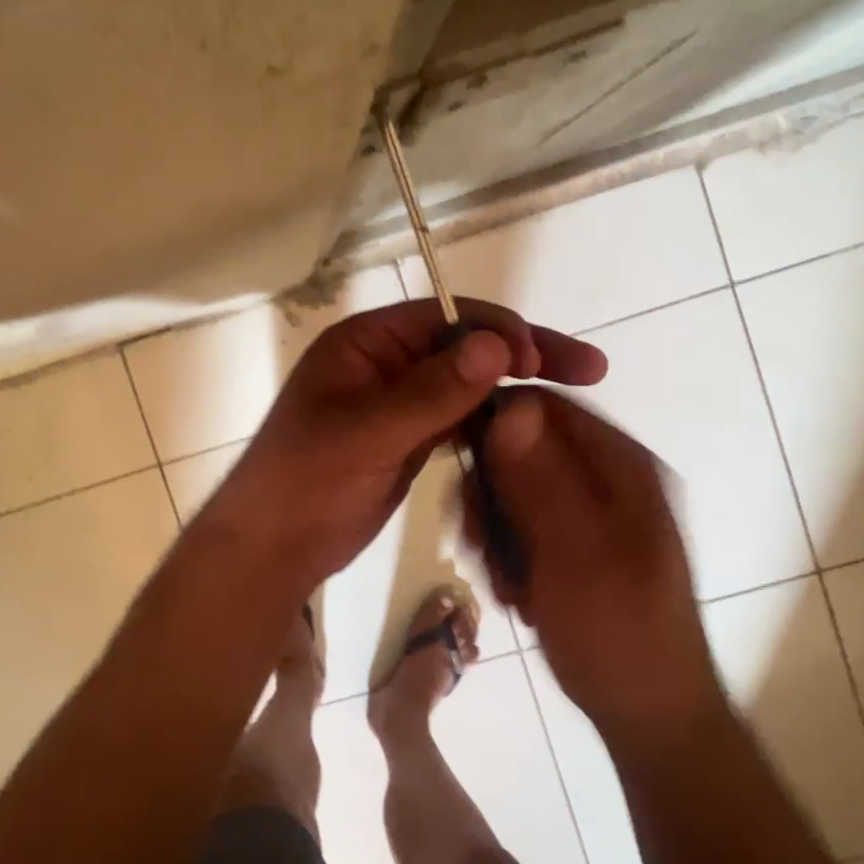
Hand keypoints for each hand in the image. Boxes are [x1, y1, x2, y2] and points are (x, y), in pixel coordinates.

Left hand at [193, 298, 606, 587]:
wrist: (274, 545)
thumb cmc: (305, 480)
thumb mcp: (366, 432)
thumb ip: (430, 392)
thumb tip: (497, 344)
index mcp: (365, 344)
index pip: (444, 319)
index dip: (497, 331)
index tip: (541, 360)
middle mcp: (384, 364)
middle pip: (464, 348)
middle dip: (522, 355)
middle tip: (590, 369)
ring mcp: (398, 403)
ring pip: (467, 385)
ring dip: (514, 392)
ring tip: (573, 399)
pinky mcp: (409, 440)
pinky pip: (459, 421)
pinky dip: (493, 424)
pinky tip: (532, 434)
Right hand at [472, 390, 726, 749]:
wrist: (651, 717)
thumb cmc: (618, 635)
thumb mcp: (575, 554)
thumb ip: (540, 479)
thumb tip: (508, 404)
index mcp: (621, 467)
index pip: (542, 408)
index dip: (492, 427)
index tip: (457, 471)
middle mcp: (609, 479)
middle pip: (522, 449)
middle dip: (489, 493)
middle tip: (474, 542)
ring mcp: (594, 513)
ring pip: (515, 490)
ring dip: (493, 530)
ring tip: (499, 579)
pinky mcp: (577, 545)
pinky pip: (524, 526)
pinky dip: (507, 554)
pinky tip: (512, 591)